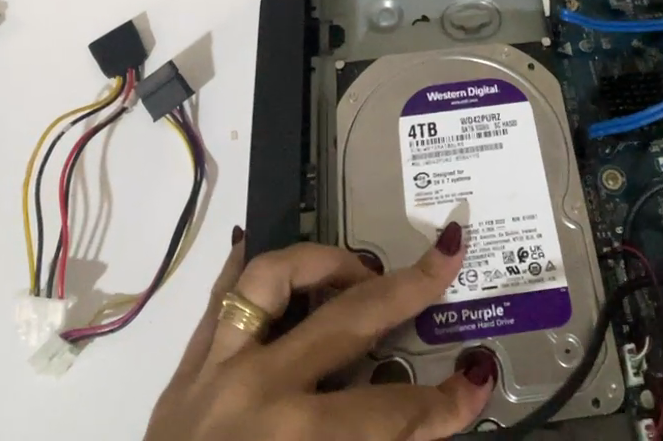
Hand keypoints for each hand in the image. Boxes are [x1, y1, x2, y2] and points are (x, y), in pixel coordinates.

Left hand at [147, 224, 493, 440]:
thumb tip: (413, 419)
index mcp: (299, 440)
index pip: (394, 414)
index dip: (446, 402)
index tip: (476, 381)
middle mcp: (259, 391)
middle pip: (349, 321)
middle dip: (408, 288)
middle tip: (445, 255)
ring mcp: (217, 370)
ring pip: (273, 280)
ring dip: (324, 263)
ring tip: (358, 269)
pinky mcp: (186, 369)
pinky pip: (218, 297)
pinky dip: (243, 265)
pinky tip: (258, 241)